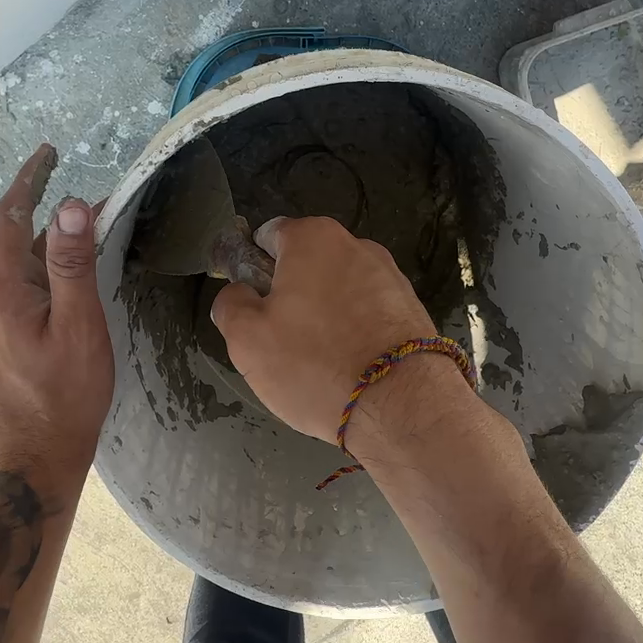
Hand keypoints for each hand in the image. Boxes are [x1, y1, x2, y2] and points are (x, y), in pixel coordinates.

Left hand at [0, 145, 113, 480]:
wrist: (40, 454)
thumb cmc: (67, 393)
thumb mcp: (79, 326)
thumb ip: (72, 265)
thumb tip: (70, 205)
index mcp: (0, 289)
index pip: (9, 215)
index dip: (28, 178)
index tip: (49, 150)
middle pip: (13, 236)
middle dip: (49, 209)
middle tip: (95, 202)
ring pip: (17, 261)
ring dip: (49, 241)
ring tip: (92, 235)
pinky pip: (17, 283)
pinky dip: (43, 266)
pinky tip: (69, 275)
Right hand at [210, 216, 449, 450]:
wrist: (402, 406)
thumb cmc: (314, 364)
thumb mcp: (246, 338)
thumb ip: (230, 304)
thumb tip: (239, 294)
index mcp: (313, 238)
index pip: (268, 236)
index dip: (253, 268)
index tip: (253, 307)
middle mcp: (356, 245)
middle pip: (307, 264)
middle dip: (291, 295)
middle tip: (282, 342)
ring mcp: (390, 276)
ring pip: (339, 290)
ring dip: (325, 315)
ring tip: (320, 362)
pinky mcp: (412, 309)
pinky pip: (368, 314)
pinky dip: (355, 332)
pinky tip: (351, 367)